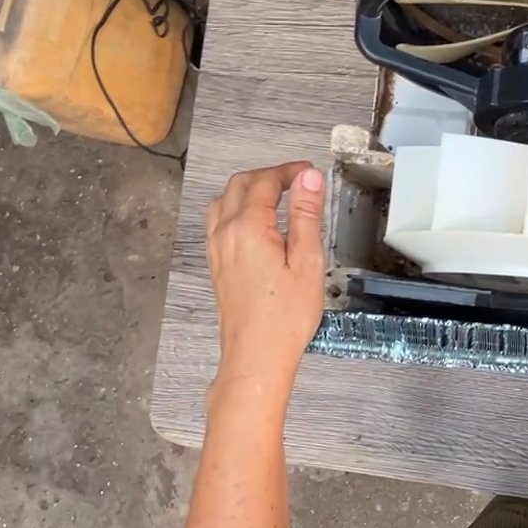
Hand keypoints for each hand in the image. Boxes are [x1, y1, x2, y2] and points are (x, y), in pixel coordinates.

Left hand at [206, 161, 326, 381]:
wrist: (257, 355)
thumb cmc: (285, 317)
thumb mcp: (307, 262)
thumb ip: (306, 216)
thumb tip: (308, 179)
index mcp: (249, 229)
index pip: (266, 182)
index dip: (289, 172)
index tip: (310, 173)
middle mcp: (226, 234)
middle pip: (240, 184)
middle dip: (270, 175)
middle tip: (298, 180)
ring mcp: (217, 249)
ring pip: (225, 200)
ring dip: (250, 189)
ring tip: (279, 196)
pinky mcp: (217, 264)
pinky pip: (220, 221)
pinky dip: (238, 208)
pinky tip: (257, 221)